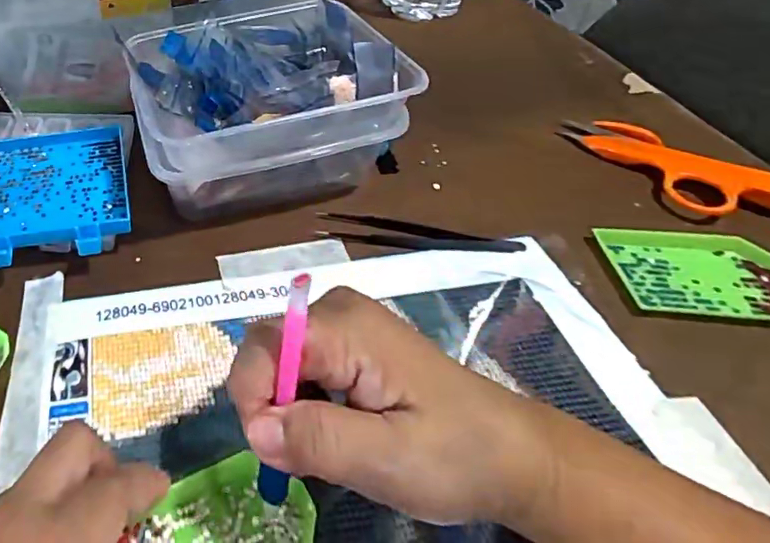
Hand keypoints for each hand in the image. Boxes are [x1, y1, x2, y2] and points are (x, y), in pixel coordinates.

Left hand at [0, 421, 168, 542]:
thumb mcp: (75, 541)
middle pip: (76, 444)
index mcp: (64, 532)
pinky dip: (47, 516)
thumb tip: (121, 534)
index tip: (163, 487)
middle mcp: (26, 511)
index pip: (116, 486)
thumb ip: (106, 538)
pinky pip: (23, 504)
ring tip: (90, 538)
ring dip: (76, 490)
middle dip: (107, 463)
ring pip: (46, 473)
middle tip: (123, 508)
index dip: (146, 483)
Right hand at [226, 286, 554, 526]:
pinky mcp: (349, 340)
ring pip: (281, 360)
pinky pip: (302, 365)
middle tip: (302, 459)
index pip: (264, 344)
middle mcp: (334, 309)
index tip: (272, 453)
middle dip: (271, 405)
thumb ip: (319, 440)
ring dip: (288, 408)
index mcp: (343, 326)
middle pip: (268, 349)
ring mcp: (342, 322)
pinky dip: (304, 403)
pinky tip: (336, 430)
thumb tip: (254, 430)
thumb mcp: (390, 460)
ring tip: (328, 449)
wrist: (516, 453)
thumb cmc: (459, 454)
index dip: (254, 396)